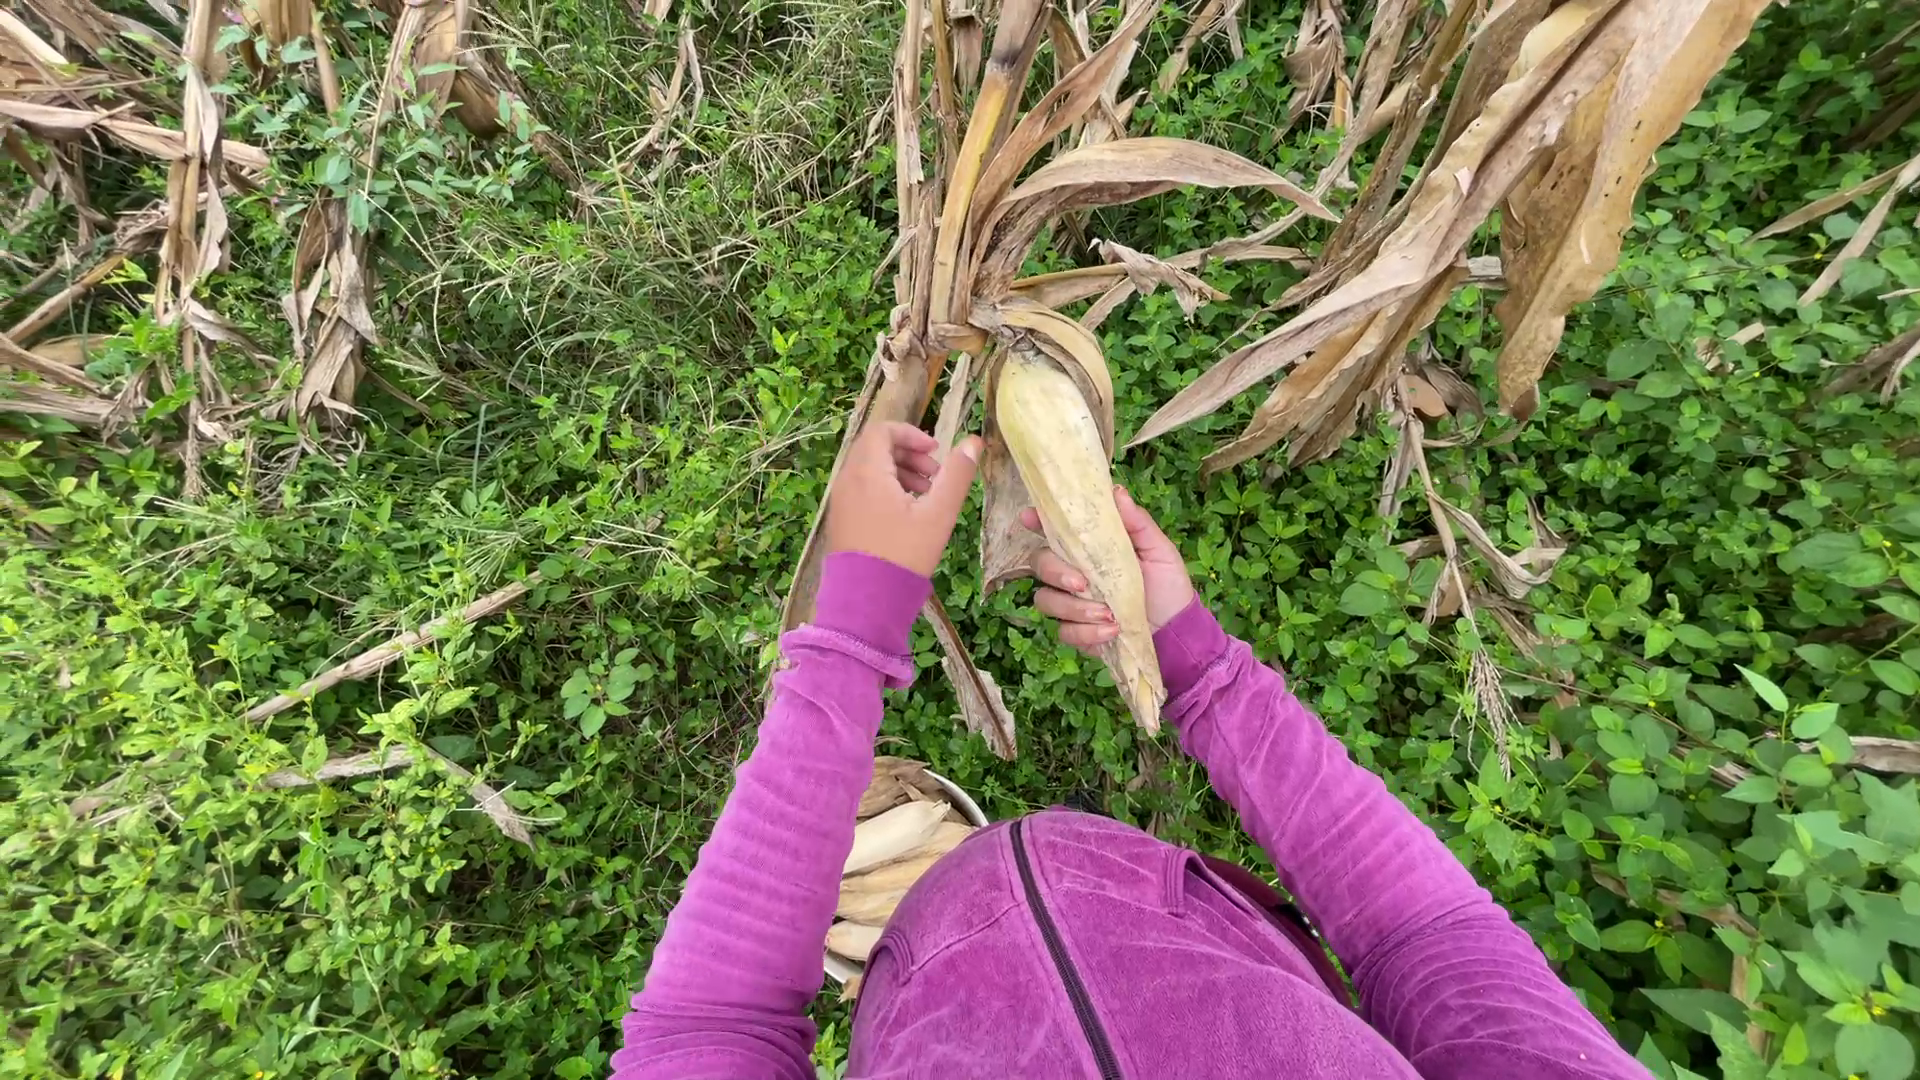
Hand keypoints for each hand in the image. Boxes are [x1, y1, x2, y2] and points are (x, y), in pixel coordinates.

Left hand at [825, 422, 983, 576]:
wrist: (867, 600)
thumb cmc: (905, 554)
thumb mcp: (938, 514)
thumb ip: (957, 475)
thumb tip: (973, 442)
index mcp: (867, 472)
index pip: (883, 431)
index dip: (912, 434)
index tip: (936, 452)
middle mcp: (847, 480)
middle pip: (876, 448)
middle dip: (908, 454)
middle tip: (934, 475)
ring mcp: (841, 500)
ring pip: (869, 469)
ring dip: (899, 472)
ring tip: (925, 495)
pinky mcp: (841, 518)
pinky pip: (862, 488)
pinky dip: (885, 488)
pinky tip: (907, 512)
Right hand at [1021, 486, 1194, 651]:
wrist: (1176, 630)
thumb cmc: (1166, 585)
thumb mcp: (1158, 550)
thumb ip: (1137, 523)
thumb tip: (1116, 491)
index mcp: (1088, 549)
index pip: (1053, 531)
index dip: (1036, 522)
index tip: (1028, 517)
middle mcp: (1072, 573)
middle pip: (1039, 564)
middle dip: (1056, 572)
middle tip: (1082, 583)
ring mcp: (1070, 604)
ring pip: (1045, 600)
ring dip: (1074, 608)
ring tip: (1108, 614)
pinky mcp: (1076, 632)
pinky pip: (1064, 631)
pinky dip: (1087, 632)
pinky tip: (1111, 631)